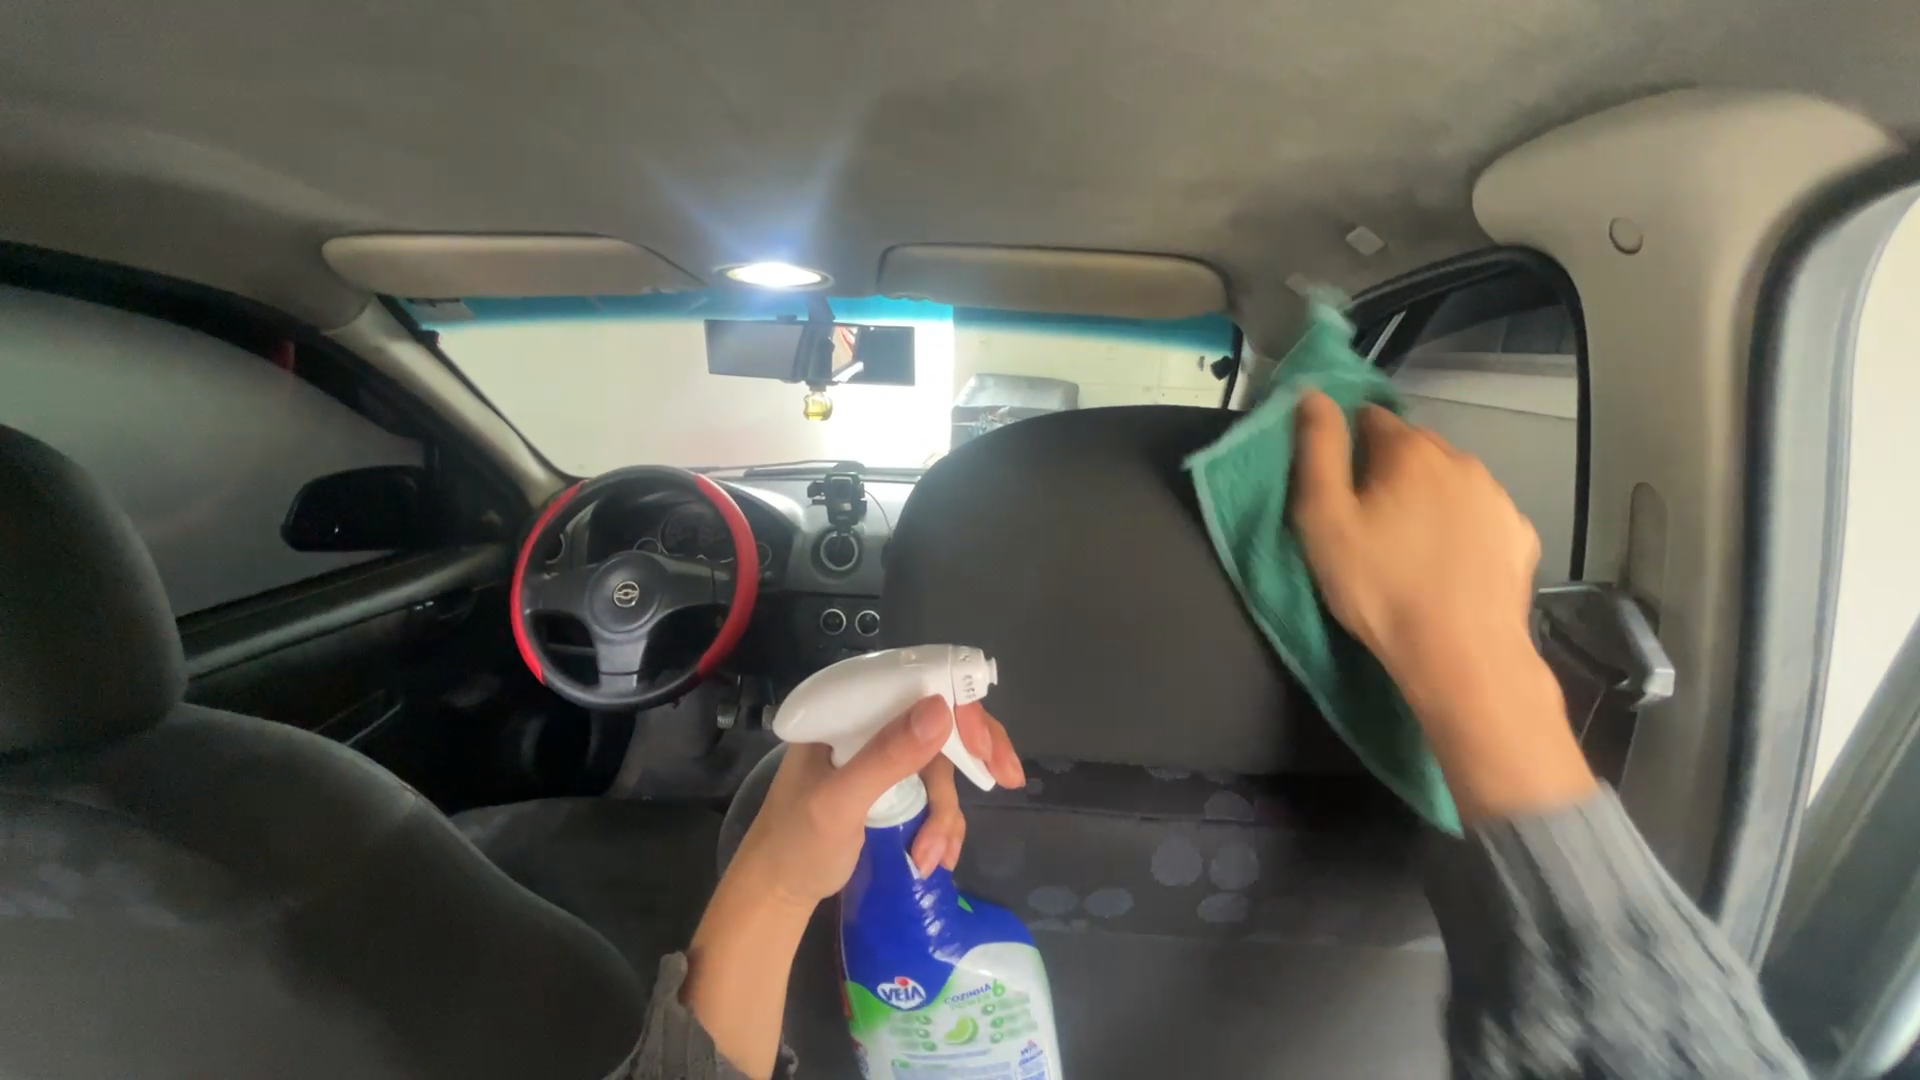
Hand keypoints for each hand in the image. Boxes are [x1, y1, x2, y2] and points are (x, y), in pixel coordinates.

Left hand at [683, 697, 1023, 1078]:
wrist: (774, 900)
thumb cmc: (793, 847)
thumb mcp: (838, 803)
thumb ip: (887, 757)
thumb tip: (943, 708)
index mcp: (847, 712)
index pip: (914, 686)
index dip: (958, 707)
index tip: (986, 748)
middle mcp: (866, 727)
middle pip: (938, 722)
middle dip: (974, 755)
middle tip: (1007, 779)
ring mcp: (879, 759)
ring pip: (940, 766)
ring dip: (947, 812)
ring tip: (932, 855)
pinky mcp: (889, 790)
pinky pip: (932, 795)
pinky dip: (942, 826)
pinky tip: (936, 858)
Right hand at [1289, 391, 1539, 677]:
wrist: (1459, 653)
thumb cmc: (1377, 583)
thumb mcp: (1323, 518)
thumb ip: (1316, 450)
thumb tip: (1312, 395)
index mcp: (1409, 450)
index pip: (1369, 418)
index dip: (1345, 445)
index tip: (1332, 485)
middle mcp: (1460, 460)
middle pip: (1410, 448)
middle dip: (1384, 470)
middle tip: (1362, 520)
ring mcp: (1497, 496)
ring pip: (1447, 480)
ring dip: (1423, 497)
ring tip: (1403, 544)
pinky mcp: (1519, 533)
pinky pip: (1477, 514)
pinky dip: (1457, 526)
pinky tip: (1443, 562)